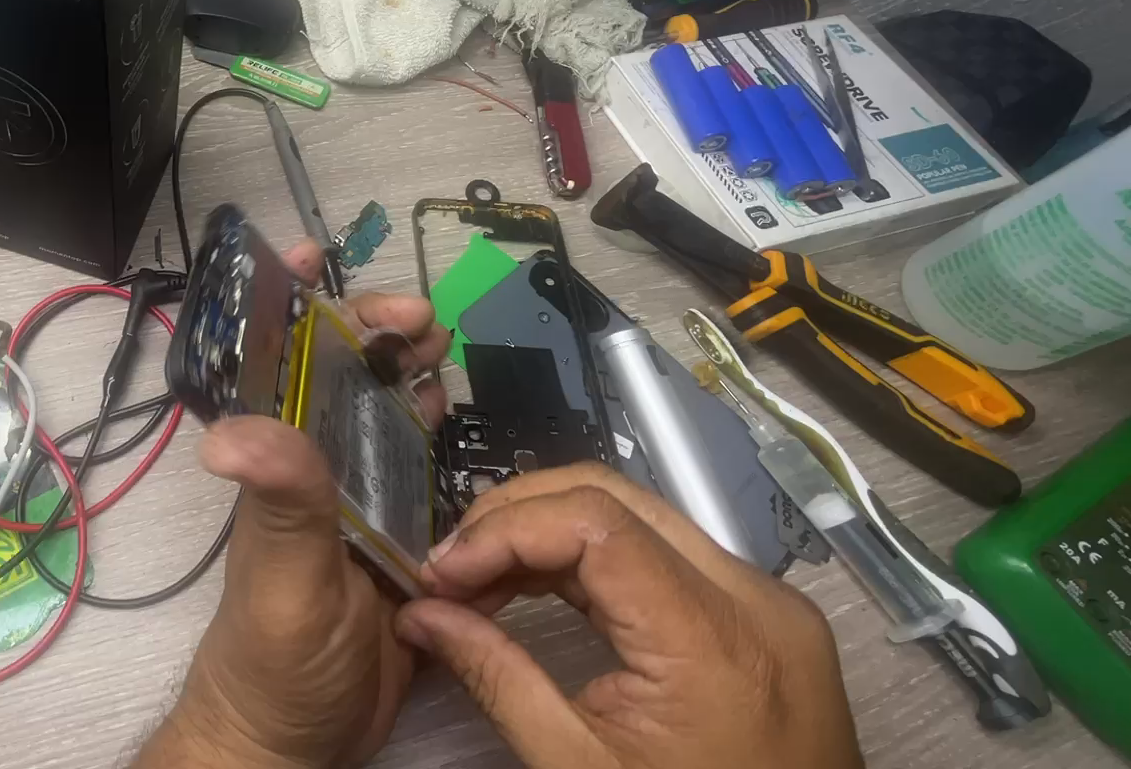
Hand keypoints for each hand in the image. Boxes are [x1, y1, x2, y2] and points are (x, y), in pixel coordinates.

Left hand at [135, 243, 450, 768]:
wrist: (302, 732)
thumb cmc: (274, 650)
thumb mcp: (280, 571)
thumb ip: (277, 501)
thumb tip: (230, 433)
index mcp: (279, 455)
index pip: (276, 360)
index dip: (286, 302)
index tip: (309, 255)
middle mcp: (315, 460)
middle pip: (341, 372)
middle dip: (373, 328)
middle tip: (415, 316)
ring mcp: (358, 491)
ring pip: (384, 408)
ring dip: (407, 367)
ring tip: (437, 344)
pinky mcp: (399, 528)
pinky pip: (420, 465)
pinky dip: (435, 430)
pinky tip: (452, 408)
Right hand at [397, 464, 862, 768]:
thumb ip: (495, 677)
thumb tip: (417, 613)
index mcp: (716, 640)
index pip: (591, 523)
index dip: (502, 530)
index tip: (442, 574)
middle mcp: (749, 595)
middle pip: (606, 496)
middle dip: (511, 517)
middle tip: (452, 566)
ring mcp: (757, 597)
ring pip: (624, 510)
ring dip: (538, 530)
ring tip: (478, 575)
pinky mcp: (749, 608)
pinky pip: (646, 546)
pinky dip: (575, 553)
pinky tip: (529, 583)